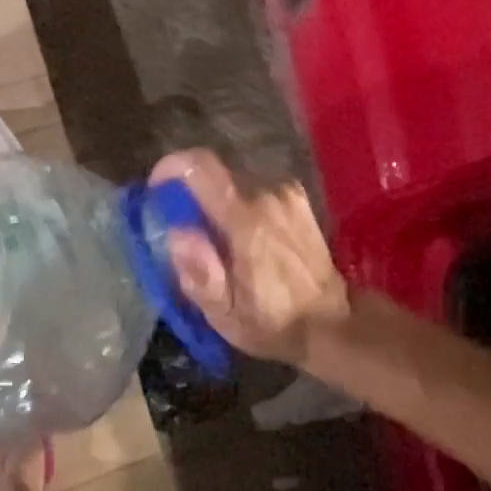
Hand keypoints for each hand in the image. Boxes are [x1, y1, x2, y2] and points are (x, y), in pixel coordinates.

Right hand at [149, 148, 351, 365]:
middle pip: (214, 170)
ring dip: (215, 196)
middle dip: (190, 189)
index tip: (156, 188)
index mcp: (246, 220)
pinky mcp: (295, 196)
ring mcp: (285, 192)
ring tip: (212, 231)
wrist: (333, 323)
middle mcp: (266, 194)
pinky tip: (240, 230)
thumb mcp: (226, 314)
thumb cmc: (273, 322)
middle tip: (181, 221)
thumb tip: (177, 232)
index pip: (199, 167)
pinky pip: (253, 184)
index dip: (170, 167)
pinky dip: (238, 198)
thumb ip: (199, 272)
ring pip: (233, 177)